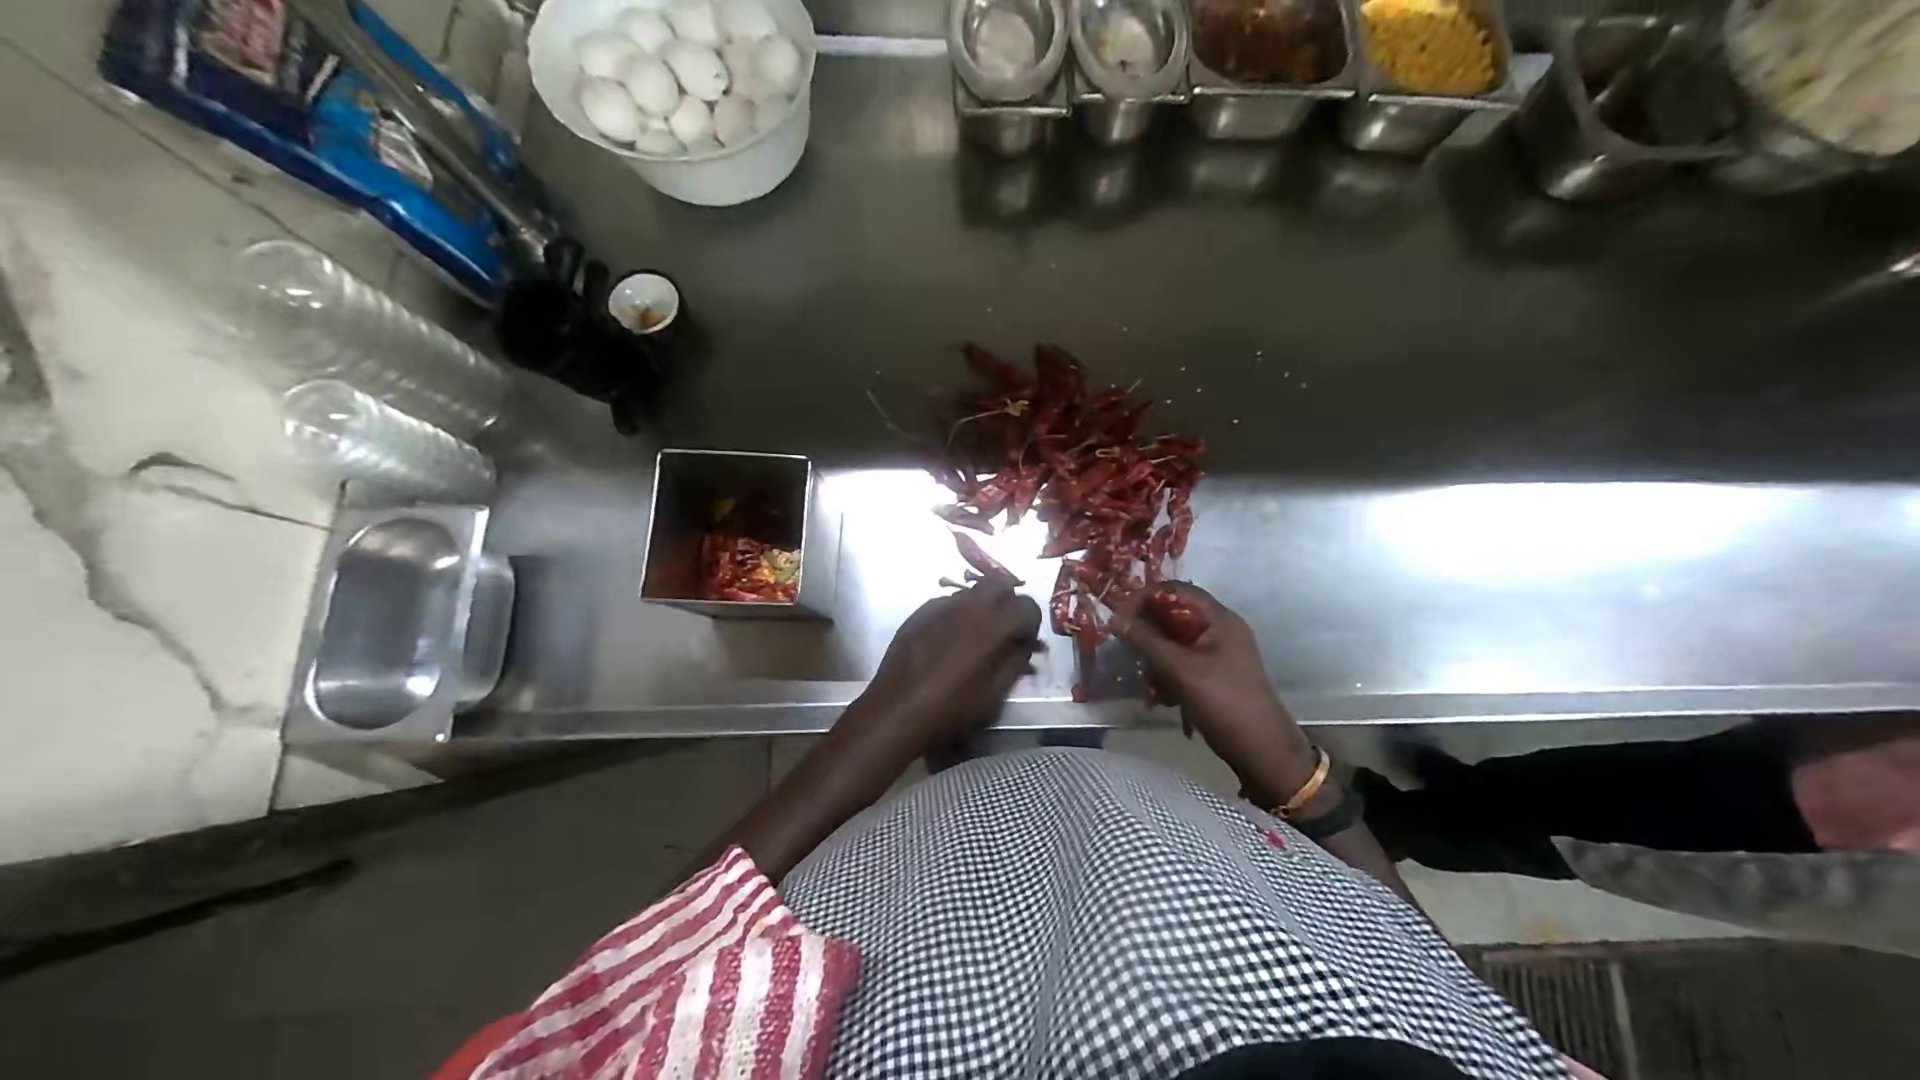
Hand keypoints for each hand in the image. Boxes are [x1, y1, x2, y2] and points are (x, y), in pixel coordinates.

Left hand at [847, 581, 1041, 755]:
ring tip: (977, 636)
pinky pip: (947, 603)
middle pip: (1000, 585)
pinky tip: (949, 641)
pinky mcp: (919, 613)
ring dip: (983, 607)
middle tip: (1006, 630)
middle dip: (1009, 603)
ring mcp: (940, 606)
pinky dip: (958, 614)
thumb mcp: (993, 695)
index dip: (1032, 623)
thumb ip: (1014, 663)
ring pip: (972, 592)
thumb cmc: (949, 709)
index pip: (1027, 605)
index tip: (1026, 642)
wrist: (895, 711)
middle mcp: (968, 606)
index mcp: (992, 626)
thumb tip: (1024, 646)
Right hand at [1111, 584, 1316, 802]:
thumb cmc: (1223, 702)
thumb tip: (1115, 619)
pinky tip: (1160, 695)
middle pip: (1174, 613)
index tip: (1120, 618)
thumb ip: (1147, 640)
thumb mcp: (1180, 669)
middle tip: (1126, 647)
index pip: (1175, 590)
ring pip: (1174, 639)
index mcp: (1218, 618)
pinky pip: (1181, 660)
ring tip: (1146, 678)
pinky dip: (1166, 671)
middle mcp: (1219, 628)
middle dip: (1147, 628)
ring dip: (1155, 654)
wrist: (1261, 748)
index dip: (1145, 597)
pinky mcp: (1213, 672)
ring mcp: (1217, 651)